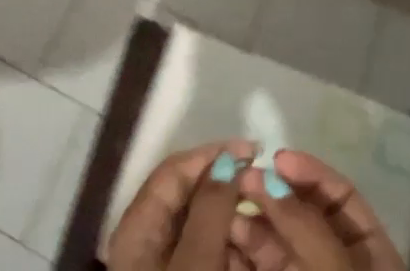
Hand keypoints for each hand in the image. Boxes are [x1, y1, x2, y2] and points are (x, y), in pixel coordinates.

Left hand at [107, 139, 259, 270]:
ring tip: (272, 220)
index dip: (212, 154)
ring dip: (241, 221)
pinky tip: (265, 251)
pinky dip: (240, 249)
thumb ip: (210, 211)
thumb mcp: (194, 261)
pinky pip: (217, 254)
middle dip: (232, 189)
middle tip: (269, 188)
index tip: (254, 149)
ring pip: (210, 228)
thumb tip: (229, 162)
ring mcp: (170, 263)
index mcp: (138, 227)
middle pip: (194, 197)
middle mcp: (150, 240)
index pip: (174, 170)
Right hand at [229, 149, 406, 270]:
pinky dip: (235, 246)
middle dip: (270, 192)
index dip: (310, 173)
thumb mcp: (337, 270)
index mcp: (371, 254)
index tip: (278, 157)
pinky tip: (218, 230)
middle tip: (241, 176)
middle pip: (300, 215)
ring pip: (272, 239)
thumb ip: (305, 226)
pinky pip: (254, 263)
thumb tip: (266, 178)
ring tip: (222, 202)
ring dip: (246, 217)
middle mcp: (335, 260)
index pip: (341, 198)